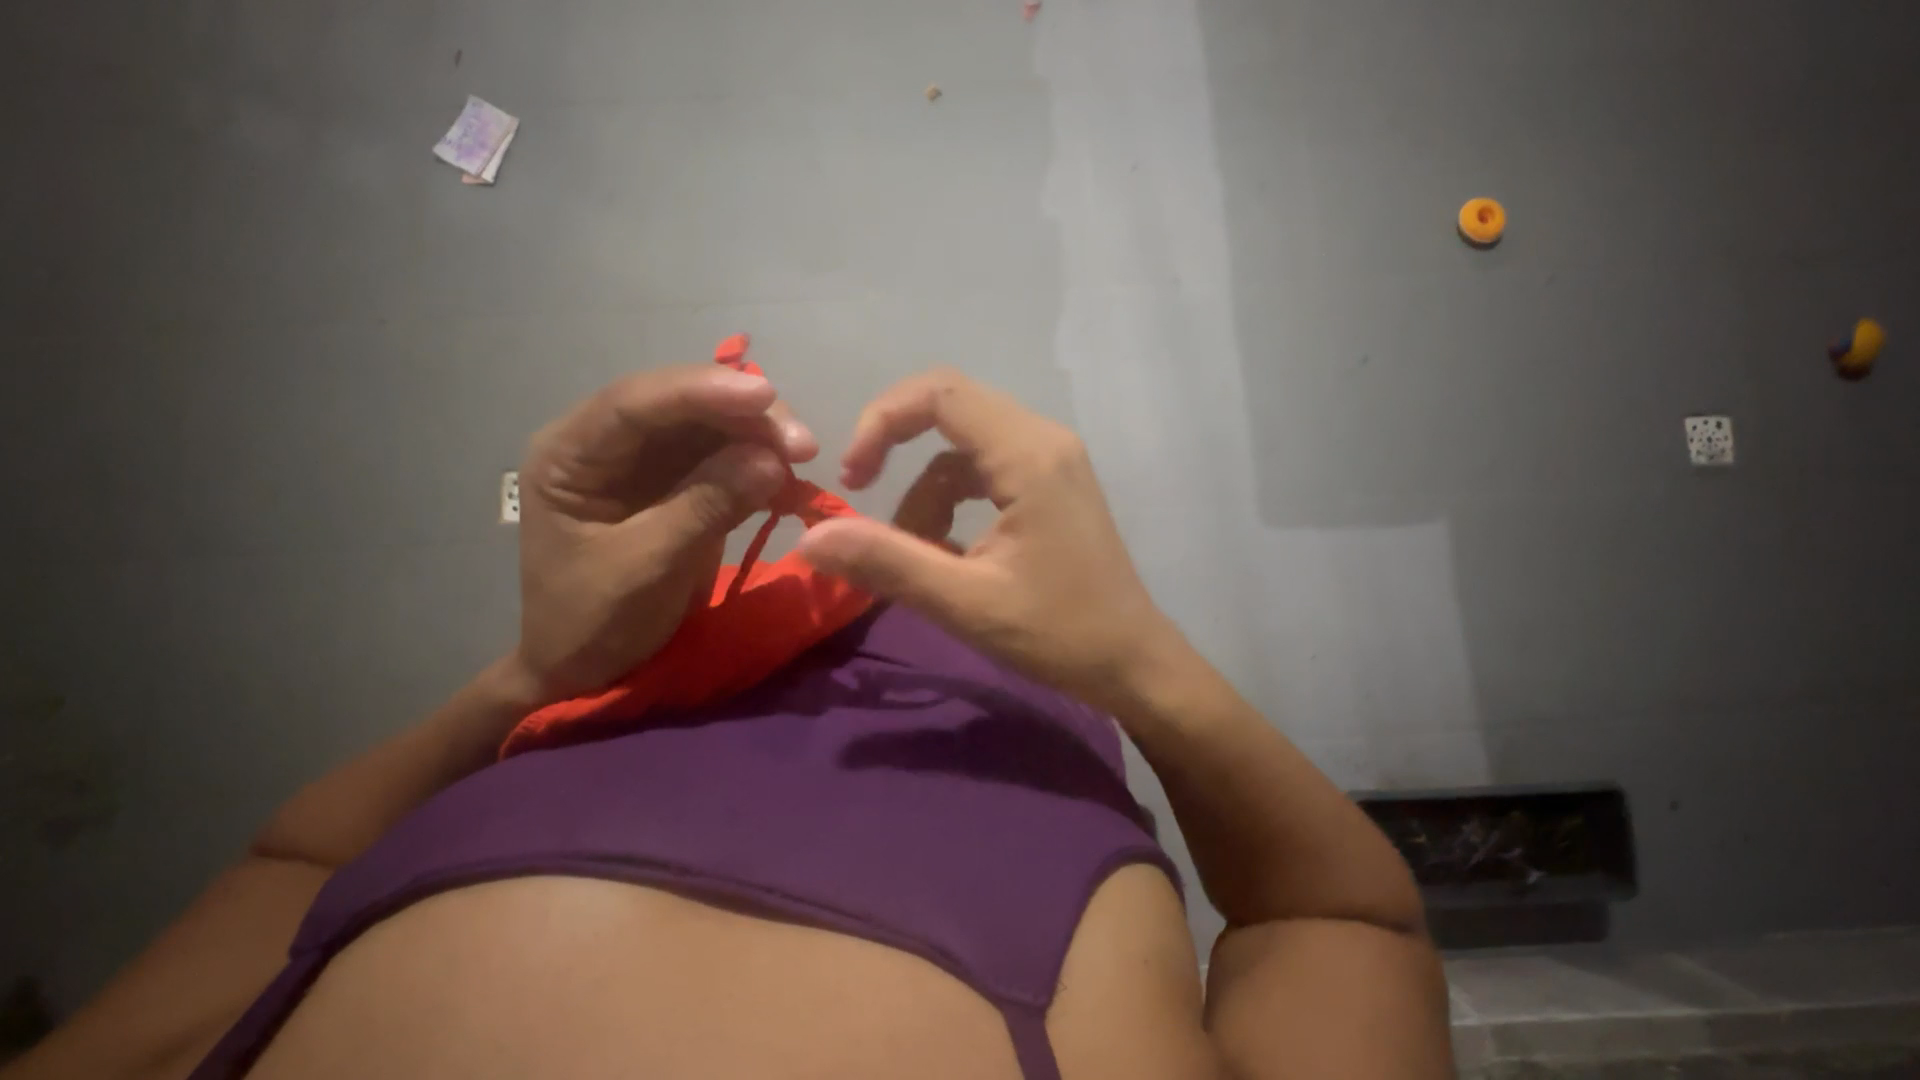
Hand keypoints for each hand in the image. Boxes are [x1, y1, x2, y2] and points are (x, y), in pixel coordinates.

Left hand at [516, 365, 816, 701]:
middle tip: (803, 444)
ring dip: (761, 436)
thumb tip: (772, 459)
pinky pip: (726, 459)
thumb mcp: (645, 567)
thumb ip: (703, 507)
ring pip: (711, 426)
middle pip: (681, 406)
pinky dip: (762, 464)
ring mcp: (647, 462)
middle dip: (744, 416)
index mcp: (570, 453)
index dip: (701, 391)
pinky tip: (792, 477)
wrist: (584, 671)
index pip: (635, 403)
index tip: (764, 397)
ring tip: (804, 458)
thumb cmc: (591, 621)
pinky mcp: (680, 485)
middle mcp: (608, 443)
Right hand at [798, 369, 1179, 712]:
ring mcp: (1051, 462)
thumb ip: (888, 563)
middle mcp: (1043, 441)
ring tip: (915, 555)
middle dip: (895, 448)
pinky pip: (983, 473)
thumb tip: (809, 539)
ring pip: (961, 449)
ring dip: (925, 493)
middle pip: (950, 408)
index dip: (881, 421)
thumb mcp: (966, 603)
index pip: (939, 393)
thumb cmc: (1059, 633)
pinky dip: (951, 503)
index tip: (852, 479)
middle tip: (862, 500)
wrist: (1133, 663)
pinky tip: (946, 554)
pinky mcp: (1050, 486)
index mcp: (1029, 455)